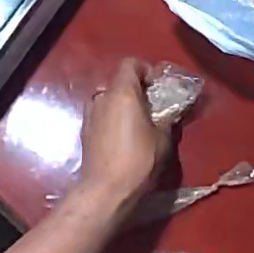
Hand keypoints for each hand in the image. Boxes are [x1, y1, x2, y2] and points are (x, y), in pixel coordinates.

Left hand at [73, 58, 170, 210]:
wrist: (106, 189)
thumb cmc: (139, 161)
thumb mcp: (163, 139)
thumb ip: (166, 118)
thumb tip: (169, 110)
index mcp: (121, 92)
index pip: (130, 63)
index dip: (145, 69)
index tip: (158, 85)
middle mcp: (102, 96)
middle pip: (119, 81)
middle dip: (136, 89)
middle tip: (153, 106)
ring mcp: (90, 112)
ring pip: (108, 97)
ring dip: (123, 103)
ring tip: (138, 122)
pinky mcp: (84, 128)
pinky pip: (101, 112)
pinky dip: (112, 116)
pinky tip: (123, 135)